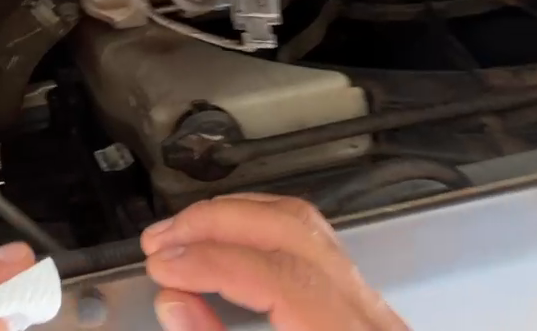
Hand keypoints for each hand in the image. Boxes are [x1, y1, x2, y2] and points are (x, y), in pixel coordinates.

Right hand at [139, 194, 406, 330]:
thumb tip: (174, 302)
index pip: (280, 278)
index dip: (210, 262)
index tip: (160, 267)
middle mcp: (375, 322)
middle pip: (291, 232)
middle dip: (215, 225)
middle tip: (161, 241)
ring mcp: (376, 311)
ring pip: (303, 223)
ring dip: (233, 217)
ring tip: (183, 233)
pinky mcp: (363, 309)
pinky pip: (309, 239)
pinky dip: (257, 224)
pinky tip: (223, 236)